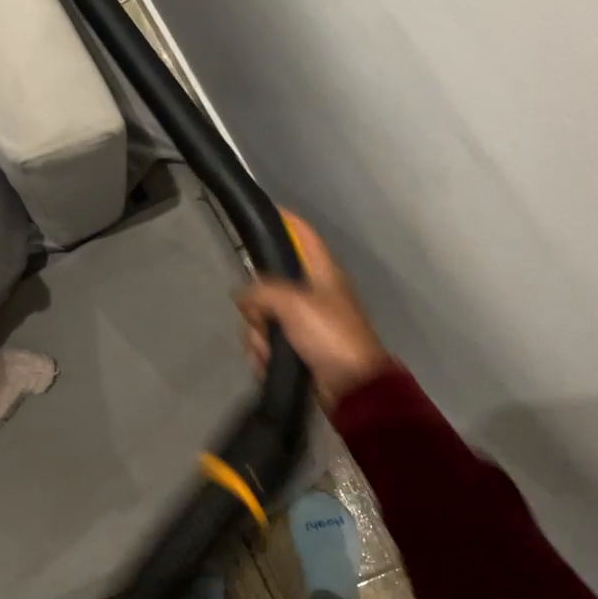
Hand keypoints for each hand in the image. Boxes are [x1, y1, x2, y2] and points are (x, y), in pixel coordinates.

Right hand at [237, 211, 389, 409]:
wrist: (353, 388)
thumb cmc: (330, 335)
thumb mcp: (294, 303)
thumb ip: (263, 291)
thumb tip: (244, 296)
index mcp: (323, 274)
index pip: (304, 235)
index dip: (286, 220)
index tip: (265, 210)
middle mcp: (314, 294)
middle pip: (269, 284)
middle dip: (256, 305)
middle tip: (258, 317)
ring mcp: (306, 324)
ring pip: (264, 317)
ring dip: (259, 335)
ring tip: (267, 349)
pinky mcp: (299, 350)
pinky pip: (268, 342)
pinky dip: (264, 353)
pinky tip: (268, 363)